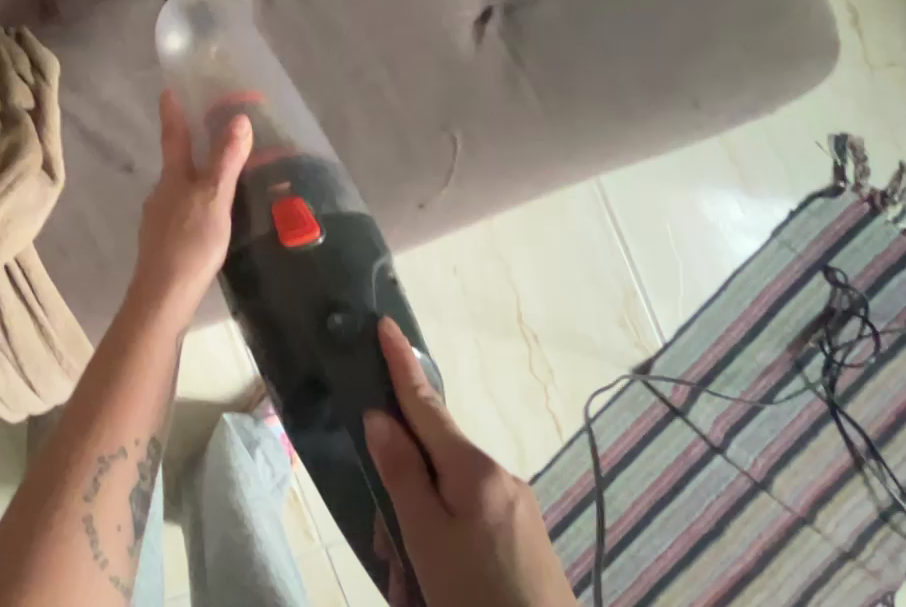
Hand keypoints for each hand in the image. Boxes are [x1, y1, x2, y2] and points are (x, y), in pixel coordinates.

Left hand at [131, 90, 251, 321]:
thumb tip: (238, 119)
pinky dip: (198, 205)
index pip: (173, 136)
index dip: (172, 113)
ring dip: (197, 179)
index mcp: (172, 178)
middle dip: (190, 147)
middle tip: (212, 134)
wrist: (163, 297)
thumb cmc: (190, 243)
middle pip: (176, 163)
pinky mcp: (166, 243)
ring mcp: (160, 220)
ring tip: (223, 178)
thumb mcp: (214, 199)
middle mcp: (161, 193)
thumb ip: (225, 162)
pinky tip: (214, 219)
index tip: (167, 90)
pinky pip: (184, 213)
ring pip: (180, 190)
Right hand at [362, 318, 574, 606]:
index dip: (402, 364)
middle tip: (390, 554)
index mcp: (474, 471)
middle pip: (429, 461)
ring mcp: (516, 511)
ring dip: (418, 534)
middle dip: (400, 496)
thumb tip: (380, 417)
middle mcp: (500, 479)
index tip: (386, 324)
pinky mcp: (524, 541)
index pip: (426, 405)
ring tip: (414, 586)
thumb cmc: (478, 598)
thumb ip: (401, 473)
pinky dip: (442, 547)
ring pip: (444, 499)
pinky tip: (436, 588)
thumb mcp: (426, 538)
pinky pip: (466, 524)